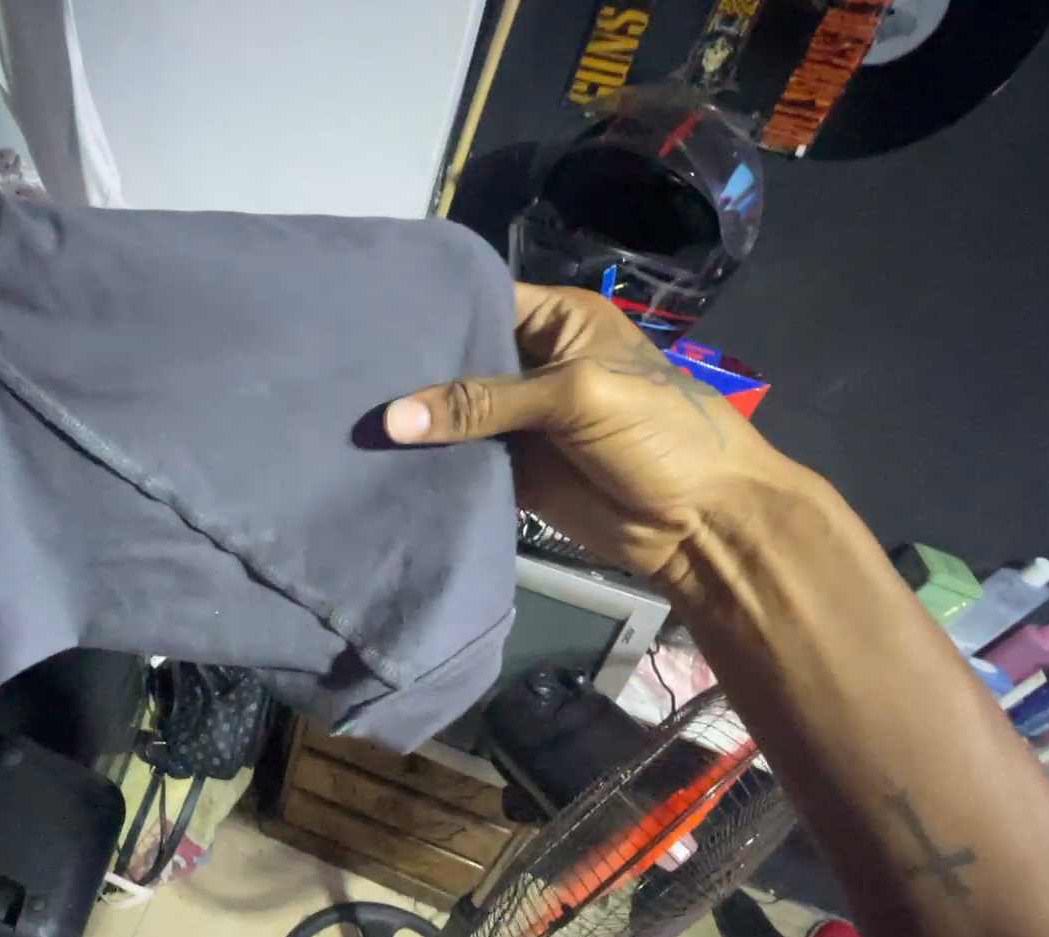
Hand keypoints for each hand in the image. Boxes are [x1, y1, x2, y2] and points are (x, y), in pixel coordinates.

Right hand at [383, 282, 799, 586]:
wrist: (698, 522)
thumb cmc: (655, 432)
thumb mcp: (574, 395)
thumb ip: (484, 402)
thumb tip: (392, 419)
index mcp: (557, 321)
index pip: (483, 303)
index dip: (434, 310)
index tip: (372, 317)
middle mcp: (532, 363)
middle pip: (460, 360)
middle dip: (413, 370)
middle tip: (350, 372)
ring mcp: (519, 418)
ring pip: (454, 413)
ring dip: (417, 420)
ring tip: (350, 414)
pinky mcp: (511, 466)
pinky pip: (461, 458)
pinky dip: (431, 460)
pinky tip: (382, 457)